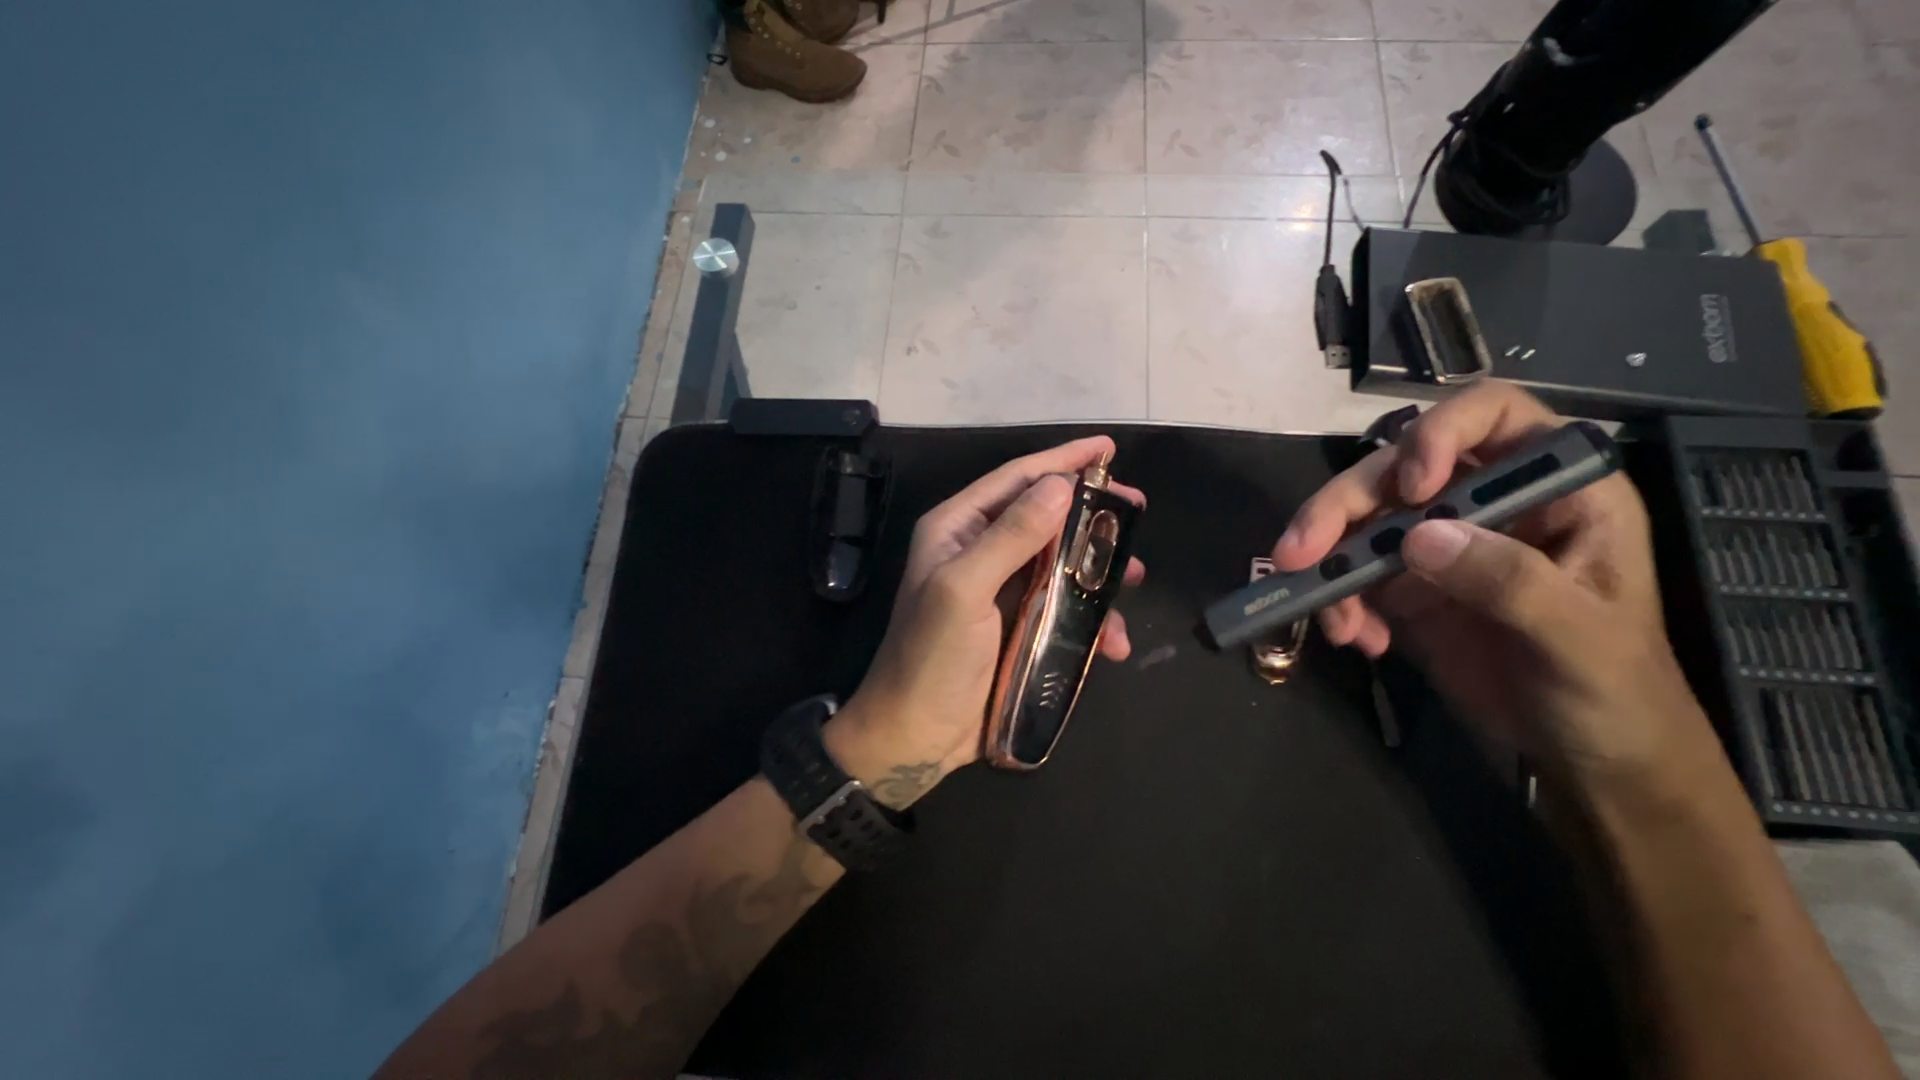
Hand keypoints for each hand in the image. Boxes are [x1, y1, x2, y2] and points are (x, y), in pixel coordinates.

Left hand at [825, 438, 1145, 807]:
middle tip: (1137, 511)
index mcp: (957, 529)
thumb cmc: (931, 656)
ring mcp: (1002, 591)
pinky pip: (1065, 609)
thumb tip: (1060, 484)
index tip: (1108, 448)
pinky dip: (1092, 621)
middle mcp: (980, 551)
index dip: (1062, 461)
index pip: (1016, 480)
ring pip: (1062, 563)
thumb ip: (1011, 536)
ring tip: (1135, 578)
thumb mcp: (965, 589)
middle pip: (1046, 517)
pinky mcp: (1020, 627)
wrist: (915, 734)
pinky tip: (1114, 643)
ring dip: (1099, 571)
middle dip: (1092, 515)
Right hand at [1272, 382, 1719, 785]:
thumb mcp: (1580, 637)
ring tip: (1331, 618)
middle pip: (1399, 468)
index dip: (1443, 433)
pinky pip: (1354, 575)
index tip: (1411, 485)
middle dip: (1344, 506)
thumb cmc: (1616, 688)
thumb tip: (1418, 537)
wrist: (1591, 756)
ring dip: (1329, 559)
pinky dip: (1341, 603)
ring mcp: (1443, 543)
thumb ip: (1510, 582)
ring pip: (1364, 519)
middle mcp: (1489, 502)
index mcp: (1556, 489)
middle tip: (1301, 551)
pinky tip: (1358, 640)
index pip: (1493, 416)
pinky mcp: (1408, 587)